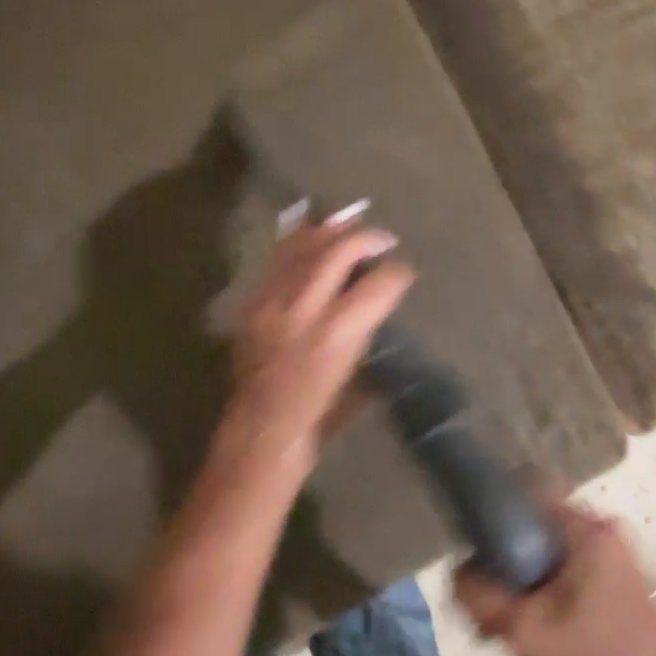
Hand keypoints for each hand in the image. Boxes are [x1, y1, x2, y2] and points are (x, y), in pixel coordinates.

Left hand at [218, 211, 413, 472]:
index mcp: (338, 333)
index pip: (378, 285)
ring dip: (328, 232)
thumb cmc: (319, 417)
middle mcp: (304, 309)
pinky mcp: (252, 304)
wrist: (261, 431)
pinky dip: (297, 246)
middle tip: (382, 239)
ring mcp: (273, 302)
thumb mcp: (358, 378)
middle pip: (337, 252)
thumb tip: (374, 301)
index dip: (397, 273)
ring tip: (347, 224)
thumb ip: (364, 332)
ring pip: (302, 248)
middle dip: (365, 238)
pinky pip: (276, 262)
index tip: (404, 272)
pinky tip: (310, 240)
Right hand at [455, 505, 655, 655]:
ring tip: (501, 624)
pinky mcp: (618, 592)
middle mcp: (605, 535)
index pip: (521, 494)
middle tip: (481, 599)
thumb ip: (477, 594)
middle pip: (530, 529)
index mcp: (589, 530)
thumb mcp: (524, 632)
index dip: (486, 514)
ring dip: (517, 587)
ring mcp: (616, 564)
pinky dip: (540, 599)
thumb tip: (456, 573)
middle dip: (499, 562)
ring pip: (544, 557)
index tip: (467, 548)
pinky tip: (530, 634)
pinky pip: (563, 578)